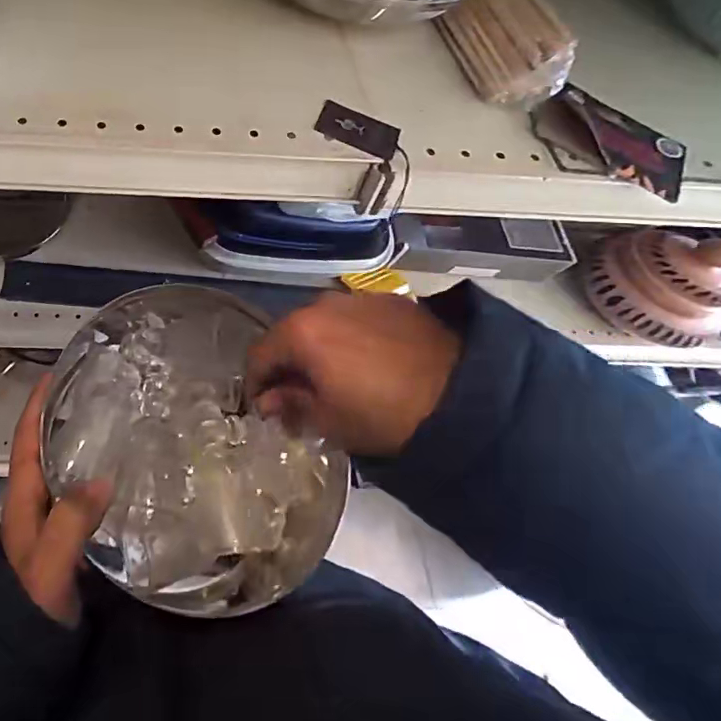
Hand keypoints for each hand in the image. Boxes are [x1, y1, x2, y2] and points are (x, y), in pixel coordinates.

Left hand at [1, 375, 112, 625]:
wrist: (19, 654)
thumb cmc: (29, 603)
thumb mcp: (48, 562)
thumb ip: (70, 522)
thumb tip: (102, 477)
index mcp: (21, 500)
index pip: (25, 441)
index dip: (36, 407)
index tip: (52, 375)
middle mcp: (31, 504)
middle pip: (43, 450)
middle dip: (60, 418)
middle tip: (94, 395)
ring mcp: (47, 523)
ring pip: (61, 471)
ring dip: (77, 445)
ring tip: (112, 424)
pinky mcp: (64, 539)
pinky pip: (78, 495)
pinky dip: (93, 476)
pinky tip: (118, 475)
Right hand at [246, 292, 462, 456]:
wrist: (464, 393)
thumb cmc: (384, 413)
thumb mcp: (330, 421)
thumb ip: (291, 406)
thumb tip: (269, 402)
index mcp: (300, 331)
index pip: (259, 355)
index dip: (256, 385)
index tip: (266, 408)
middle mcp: (323, 304)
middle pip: (290, 334)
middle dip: (289, 365)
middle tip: (301, 396)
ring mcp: (358, 298)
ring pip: (324, 323)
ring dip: (320, 349)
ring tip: (337, 378)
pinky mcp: (391, 301)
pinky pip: (356, 319)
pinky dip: (351, 338)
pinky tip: (369, 363)